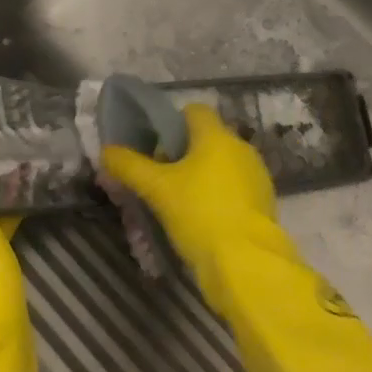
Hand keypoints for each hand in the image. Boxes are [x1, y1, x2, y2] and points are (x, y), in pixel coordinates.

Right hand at [100, 102, 278, 290]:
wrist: (245, 260)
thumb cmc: (199, 214)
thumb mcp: (157, 190)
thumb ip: (130, 167)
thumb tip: (107, 150)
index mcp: (216, 135)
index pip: (194, 111)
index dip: (172, 124)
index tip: (156, 148)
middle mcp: (240, 146)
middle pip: (207, 138)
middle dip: (184, 154)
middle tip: (162, 179)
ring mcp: (256, 173)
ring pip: (222, 163)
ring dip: (202, 175)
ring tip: (180, 202)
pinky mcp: (264, 198)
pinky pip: (236, 185)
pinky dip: (219, 193)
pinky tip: (205, 218)